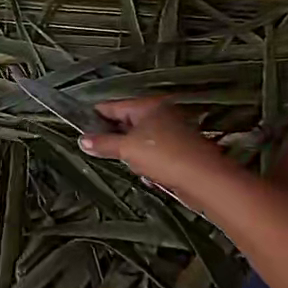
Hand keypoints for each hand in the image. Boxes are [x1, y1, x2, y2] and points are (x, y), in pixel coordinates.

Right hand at [78, 97, 233, 192]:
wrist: (207, 181)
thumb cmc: (165, 156)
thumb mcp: (125, 148)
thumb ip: (101, 143)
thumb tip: (82, 140)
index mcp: (148, 106)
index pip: (110, 106)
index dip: (93, 117)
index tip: (79, 129)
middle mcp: (162, 114)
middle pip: (125, 122)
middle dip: (111, 136)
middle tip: (97, 148)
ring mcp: (173, 132)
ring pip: (139, 139)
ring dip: (129, 152)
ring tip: (124, 162)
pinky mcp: (180, 151)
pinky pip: (153, 153)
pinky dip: (145, 162)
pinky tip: (144, 172)